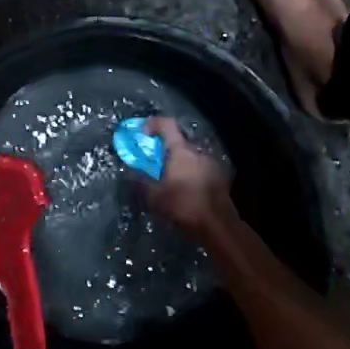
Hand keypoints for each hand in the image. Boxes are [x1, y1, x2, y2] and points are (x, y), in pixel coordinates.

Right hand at [142, 116, 232, 239]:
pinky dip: (191, 173)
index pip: (167, 124)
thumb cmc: (184, 205)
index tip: (143, 132)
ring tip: (171, 180)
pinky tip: (187, 190)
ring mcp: (211, 162)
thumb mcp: (154, 197)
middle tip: (155, 164)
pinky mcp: (220, 176)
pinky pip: (200, 167)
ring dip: (179, 163)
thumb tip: (129, 172)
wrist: (218, 224)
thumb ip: (140, 182)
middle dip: (165, 150)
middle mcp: (198, 151)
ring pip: (190, 156)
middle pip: (178, 142)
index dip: (153, 123)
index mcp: (181, 150)